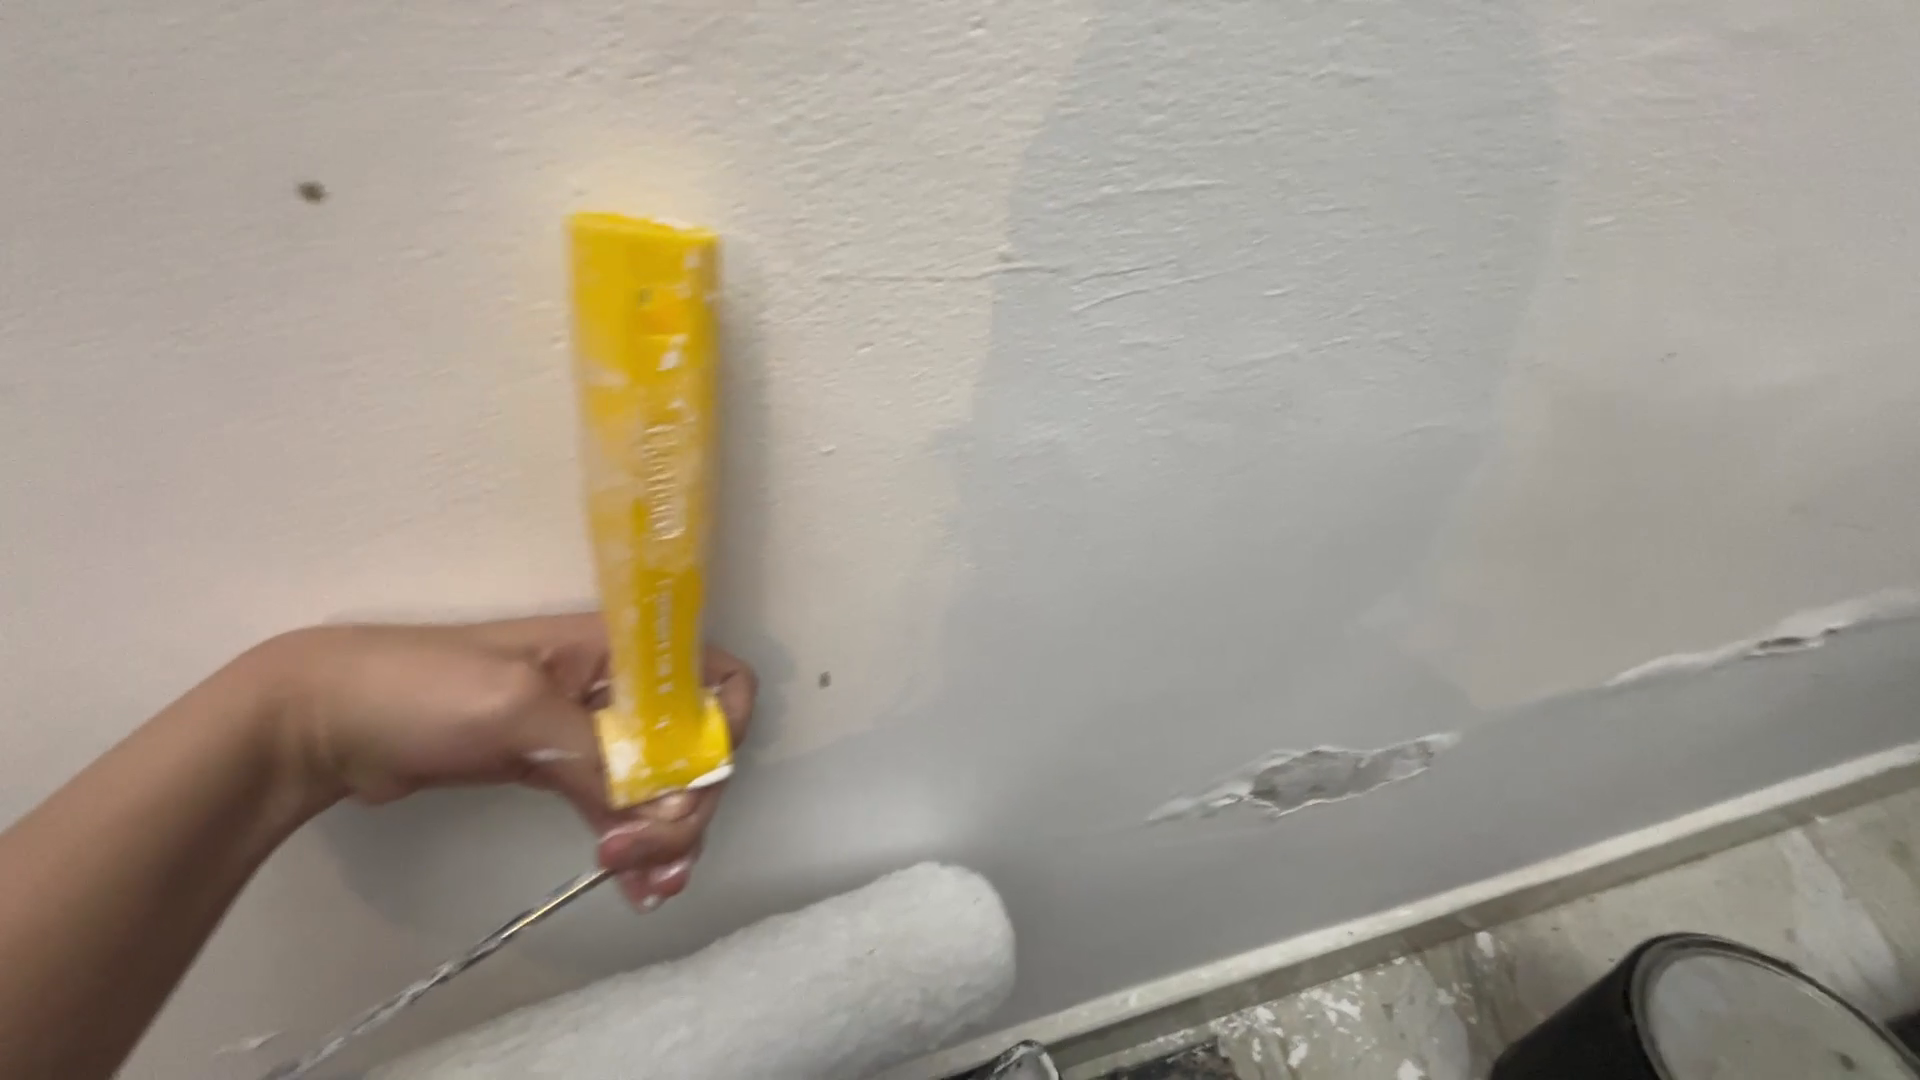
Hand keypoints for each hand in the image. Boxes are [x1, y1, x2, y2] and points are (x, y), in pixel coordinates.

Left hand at [252, 615, 755, 909]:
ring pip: (661, 784)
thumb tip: (663, 810)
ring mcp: (594, 735)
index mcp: (621, 651)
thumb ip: (597, 755)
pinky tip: (636, 886)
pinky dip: (635, 845)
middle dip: (688, 802)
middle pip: (694, 746)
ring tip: (652, 884)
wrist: (327, 724)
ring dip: (668, 835)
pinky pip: (620, 809)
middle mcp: (621, 691)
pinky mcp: (563, 772)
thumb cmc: (425, 687)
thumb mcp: (518, 708)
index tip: (698, 777)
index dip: (726, 724)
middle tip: (653, 854)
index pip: (714, 676)